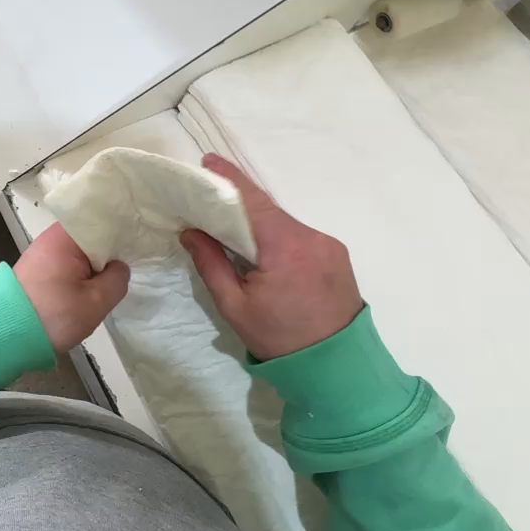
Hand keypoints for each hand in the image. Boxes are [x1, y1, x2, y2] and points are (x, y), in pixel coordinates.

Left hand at [14, 224, 129, 353]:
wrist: (7, 334)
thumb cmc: (54, 315)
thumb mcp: (96, 301)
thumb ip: (117, 279)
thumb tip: (119, 266)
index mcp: (65, 236)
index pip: (100, 222)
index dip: (121, 233)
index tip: (138, 246)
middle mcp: (51, 237)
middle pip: (90, 237)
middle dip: (108, 252)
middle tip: (129, 266)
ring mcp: (42, 253)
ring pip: (79, 253)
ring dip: (93, 266)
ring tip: (111, 280)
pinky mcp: (37, 269)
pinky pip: (66, 264)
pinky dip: (79, 274)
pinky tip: (89, 288)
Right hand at [180, 154, 362, 360]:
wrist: (338, 369)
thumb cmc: (280, 339)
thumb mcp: (234, 306)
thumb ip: (211, 263)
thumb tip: (191, 232)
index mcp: (285, 247)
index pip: (253, 201)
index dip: (229, 178)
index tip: (208, 160)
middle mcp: (312, 237)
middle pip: (268, 210)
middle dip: (238, 203)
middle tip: (208, 199)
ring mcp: (329, 245)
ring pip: (283, 223)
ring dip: (258, 224)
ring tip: (232, 232)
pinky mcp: (337, 256)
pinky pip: (298, 236)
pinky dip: (277, 237)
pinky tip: (262, 251)